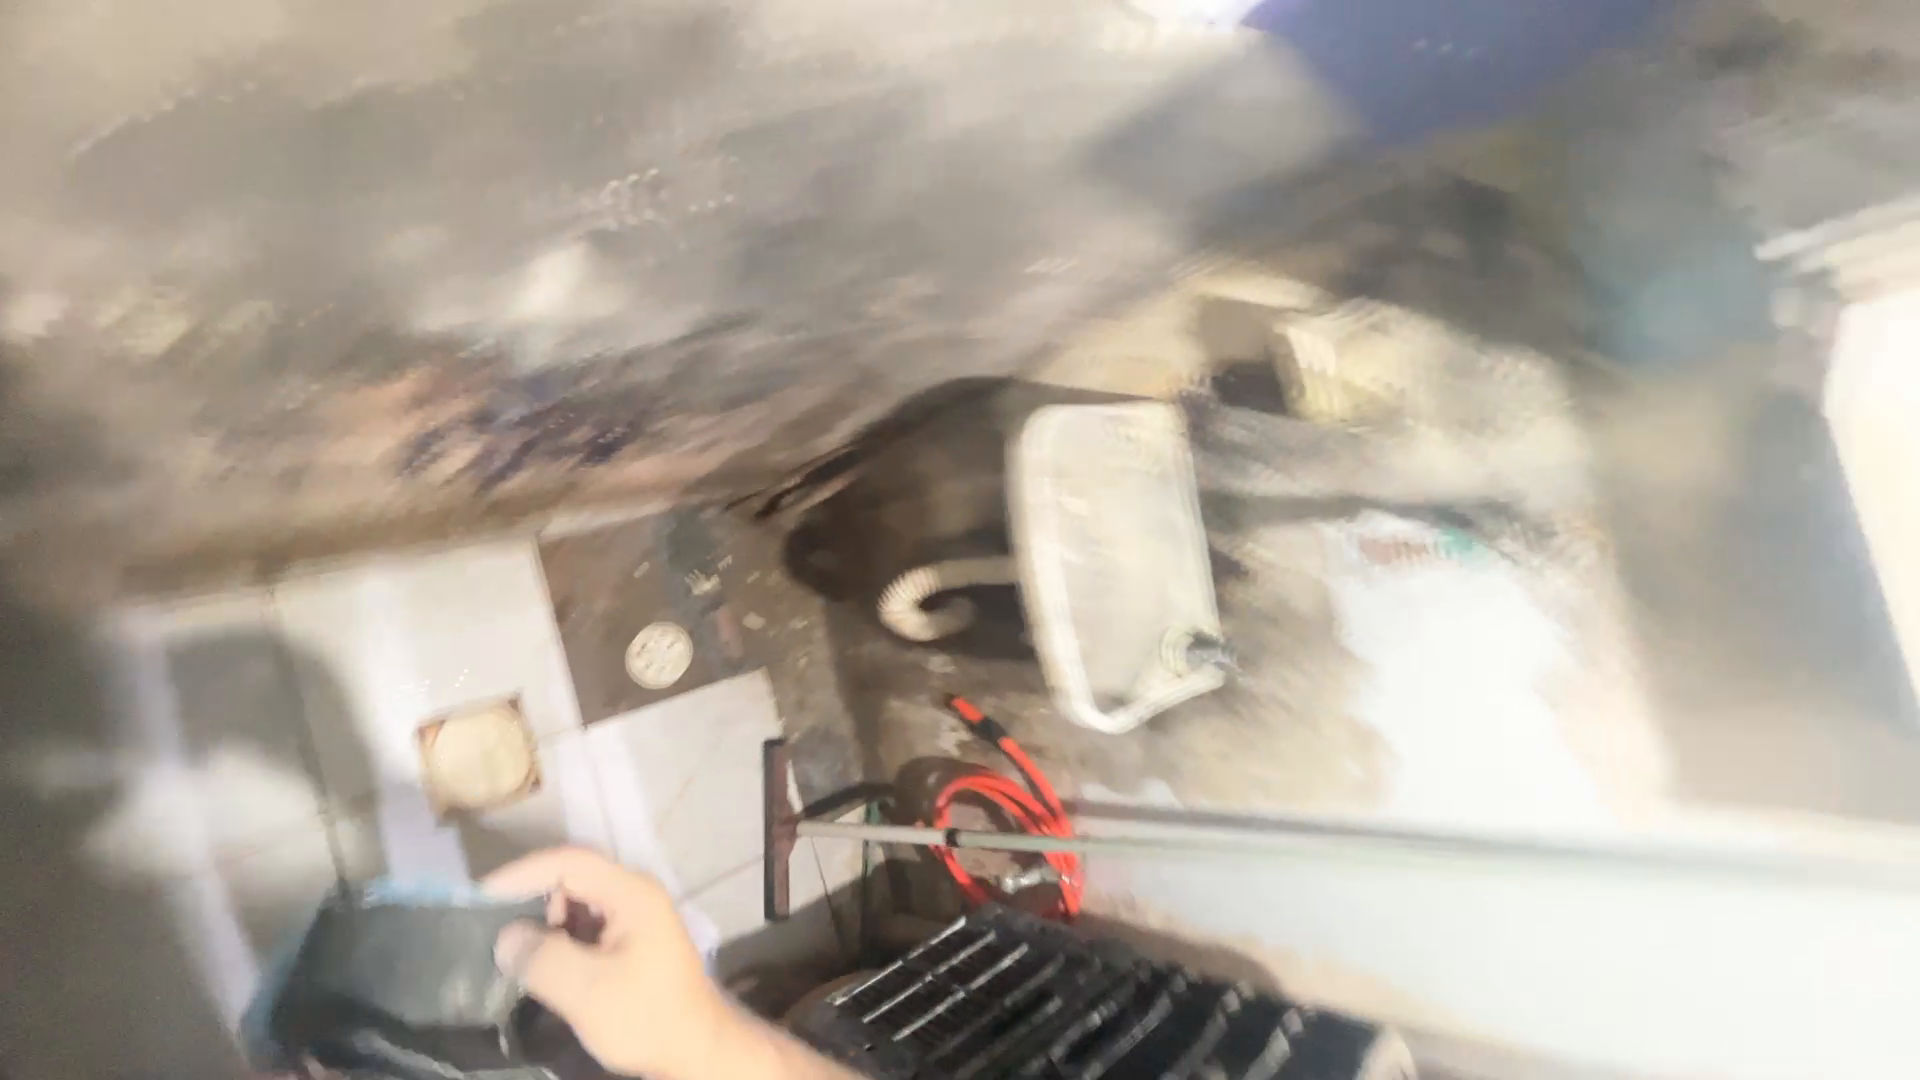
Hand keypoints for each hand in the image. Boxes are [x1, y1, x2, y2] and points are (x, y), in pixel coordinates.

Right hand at [486, 848, 730, 1079]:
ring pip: (577, 903)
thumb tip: (505, 937)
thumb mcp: (587, 990)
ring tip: (506, 952)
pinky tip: (534, 964)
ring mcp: (634, 916)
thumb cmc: (645, 1014)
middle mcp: (634, 894)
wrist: (694, 1046)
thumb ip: (543, 958)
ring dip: (542, 923)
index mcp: (631, 892)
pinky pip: (586, 925)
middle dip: (529, 899)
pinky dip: (558, 939)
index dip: (523, 873)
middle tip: (487, 932)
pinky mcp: (629, 940)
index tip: (477, 899)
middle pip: (573, 878)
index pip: (571, 862)